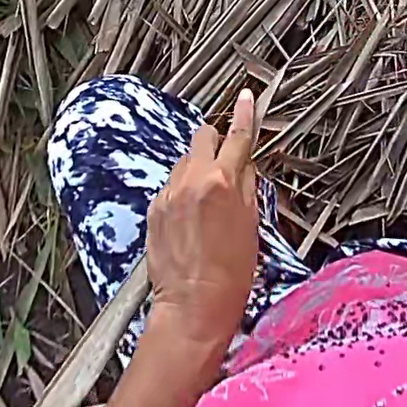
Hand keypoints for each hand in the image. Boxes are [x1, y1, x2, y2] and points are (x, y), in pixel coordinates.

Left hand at [145, 88, 259, 347]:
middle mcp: (193, 180)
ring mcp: (171, 192)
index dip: (246, 114)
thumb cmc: (229, 274)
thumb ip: (247, 184)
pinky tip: (191, 215)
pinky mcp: (155, 206)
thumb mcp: (251, 222)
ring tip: (208, 200)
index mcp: (223, 182)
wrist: (193, 307)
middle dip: (216, 141)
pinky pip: (172, 184)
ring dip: (198, 168)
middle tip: (225, 161)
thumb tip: (245, 163)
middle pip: (204, 135)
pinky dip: (183, 190)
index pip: (237, 136)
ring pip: (187, 160)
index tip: (247, 98)